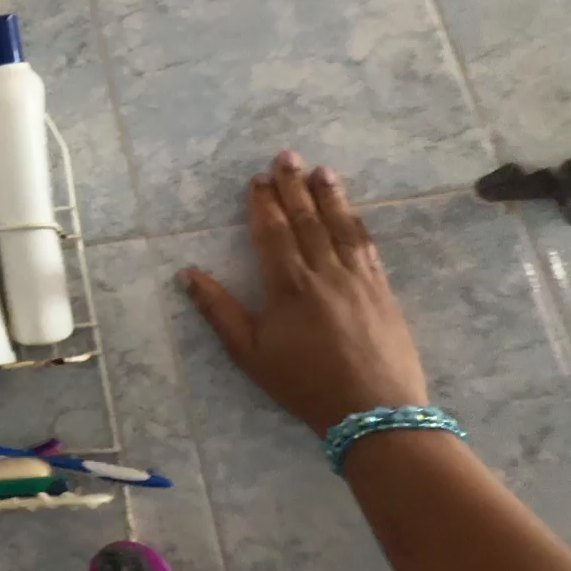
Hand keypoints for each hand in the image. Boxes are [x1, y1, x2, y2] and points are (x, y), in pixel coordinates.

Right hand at [178, 150, 428, 435]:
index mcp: (288, 287)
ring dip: (329, 197)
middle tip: (286, 156)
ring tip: (321, 171)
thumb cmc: (302, 383)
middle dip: (294, 187)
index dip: (263, 204)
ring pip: (341, 228)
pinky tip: (352, 212)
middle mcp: (325, 274)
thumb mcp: (248, 352)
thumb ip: (217, 310)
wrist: (375, 413)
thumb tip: (187, 274)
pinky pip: (367, 248)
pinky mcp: (383, 293)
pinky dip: (356, 224)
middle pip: (307, 221)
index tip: (257, 179)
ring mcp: (359, 281)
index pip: (272, 233)